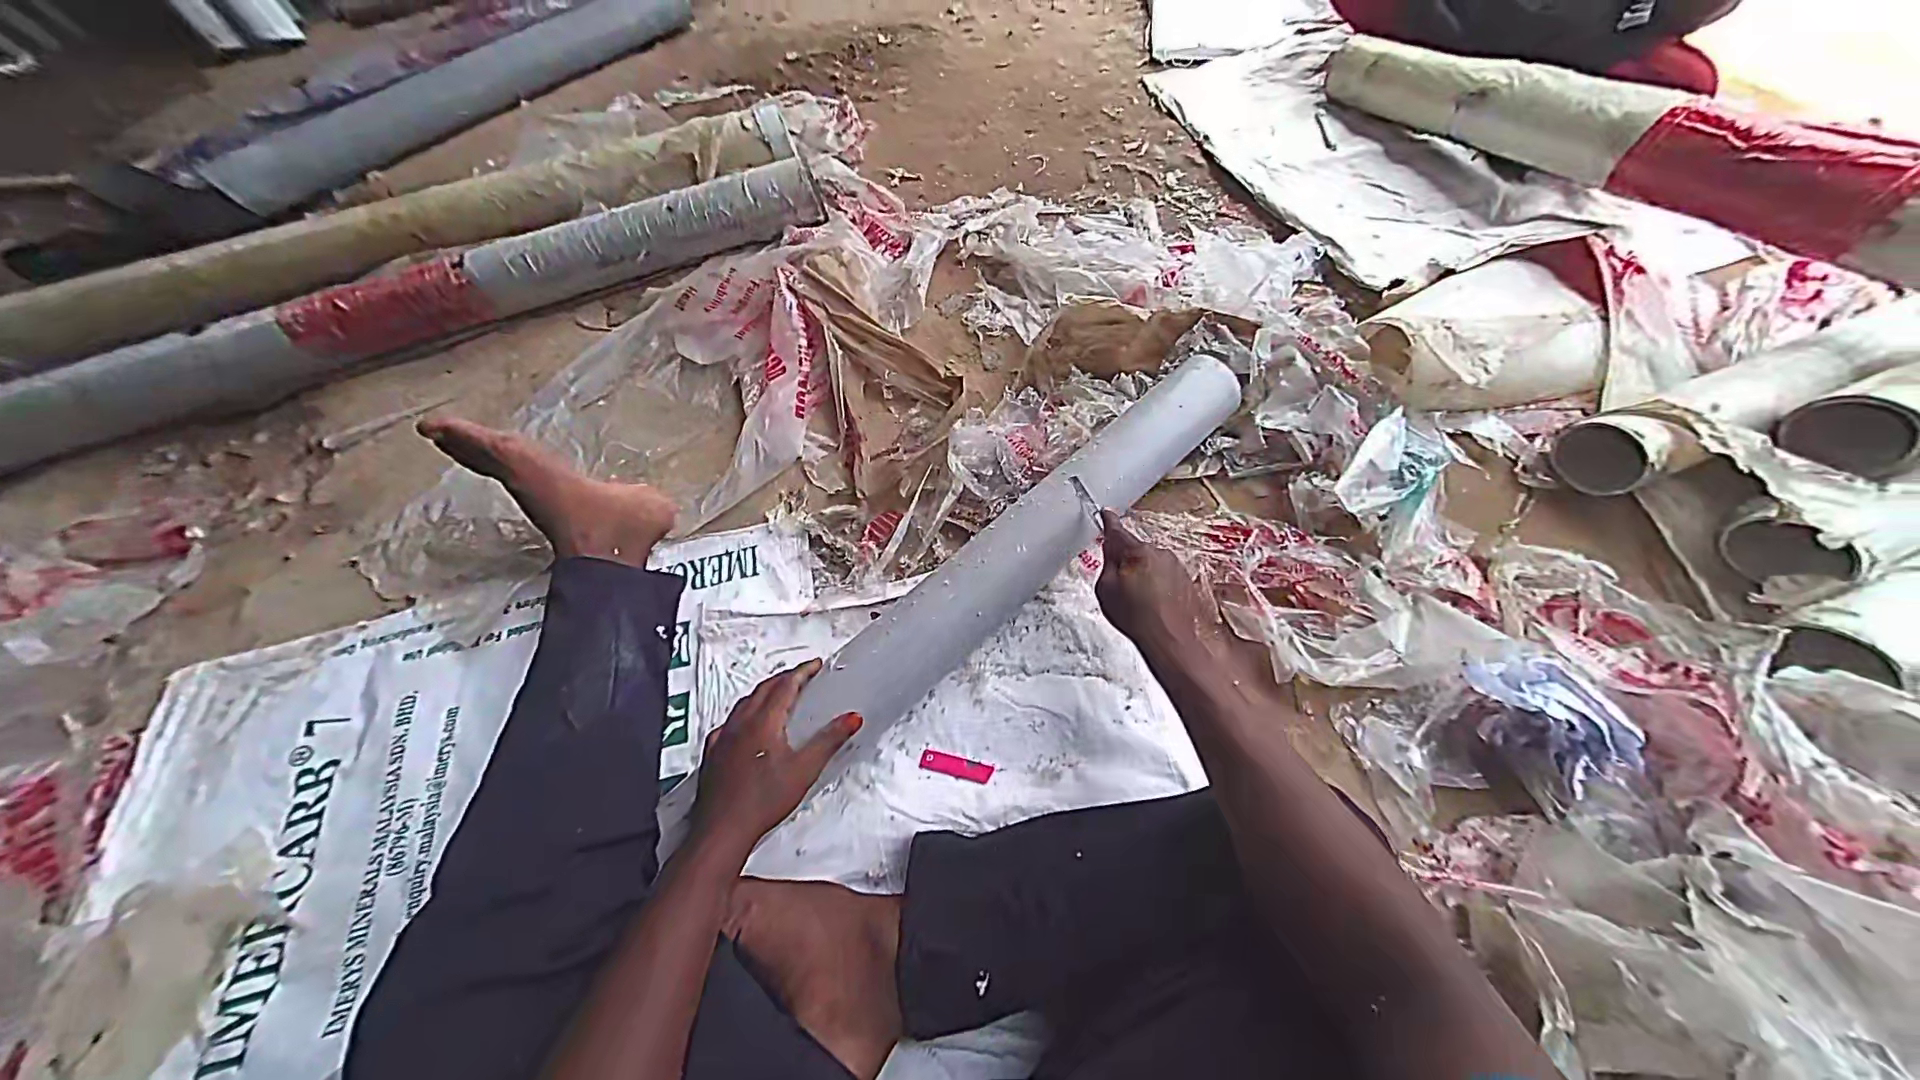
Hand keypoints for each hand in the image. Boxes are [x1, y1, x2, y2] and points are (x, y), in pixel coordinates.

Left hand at [692, 659, 861, 849]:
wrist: (721, 830)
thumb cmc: (759, 803)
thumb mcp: (805, 769)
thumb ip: (829, 740)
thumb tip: (850, 719)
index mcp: (763, 722)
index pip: (786, 685)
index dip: (802, 672)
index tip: (813, 666)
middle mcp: (740, 725)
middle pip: (764, 689)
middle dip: (784, 678)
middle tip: (800, 676)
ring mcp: (723, 739)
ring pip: (744, 703)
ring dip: (763, 692)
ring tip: (776, 694)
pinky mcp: (713, 754)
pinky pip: (729, 722)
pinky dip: (742, 714)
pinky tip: (743, 725)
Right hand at [1095, 509, 1222, 664]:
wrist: (1174, 639)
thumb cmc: (1140, 617)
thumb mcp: (1106, 589)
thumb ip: (1107, 564)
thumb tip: (1110, 551)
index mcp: (1136, 551)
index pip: (1116, 530)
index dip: (1108, 522)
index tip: (1106, 515)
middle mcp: (1158, 552)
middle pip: (1135, 550)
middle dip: (1126, 563)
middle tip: (1119, 587)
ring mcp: (1175, 565)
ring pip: (1151, 564)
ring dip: (1143, 576)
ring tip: (1138, 603)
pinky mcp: (1187, 579)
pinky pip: (1165, 577)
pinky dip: (1158, 587)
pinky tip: (1153, 606)